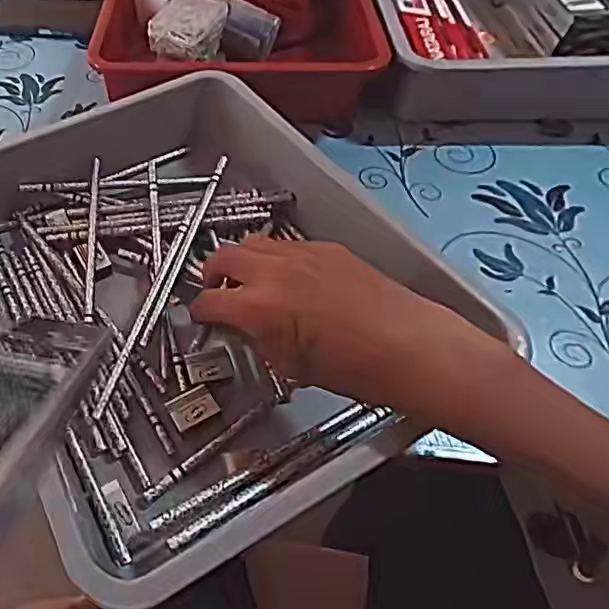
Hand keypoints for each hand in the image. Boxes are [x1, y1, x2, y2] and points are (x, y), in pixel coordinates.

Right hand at [191, 237, 513, 407]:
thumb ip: (258, 339)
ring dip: (241, 260)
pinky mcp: (326, 248)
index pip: (209, 301)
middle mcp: (274, 272)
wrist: (408, 347)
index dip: (200, 311)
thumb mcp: (290, 365)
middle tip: (217, 291)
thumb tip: (246, 330)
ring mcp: (301, 255)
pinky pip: (287, 244)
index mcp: (259, 306)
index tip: (202, 316)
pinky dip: (276, 257)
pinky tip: (289, 277)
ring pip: (253, 242)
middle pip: (221, 257)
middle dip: (212, 275)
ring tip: (248, 279)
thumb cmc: (357, 366)